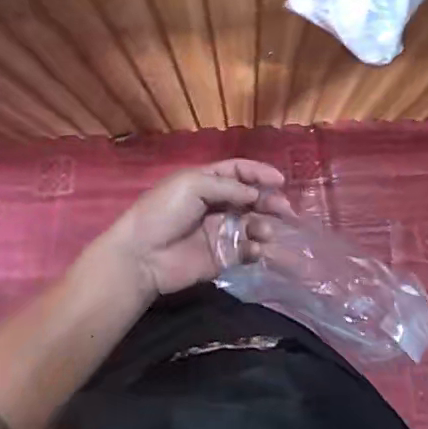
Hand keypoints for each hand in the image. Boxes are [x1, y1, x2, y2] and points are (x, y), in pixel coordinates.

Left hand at [88, 159, 296, 301]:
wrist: (142, 255)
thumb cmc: (163, 212)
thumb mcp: (193, 186)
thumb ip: (228, 187)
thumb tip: (255, 193)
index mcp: (207, 182)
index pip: (239, 171)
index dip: (260, 173)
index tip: (280, 180)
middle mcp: (216, 204)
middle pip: (251, 198)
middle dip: (269, 201)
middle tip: (285, 209)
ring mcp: (220, 231)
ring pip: (252, 224)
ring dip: (264, 225)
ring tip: (265, 231)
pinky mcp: (222, 257)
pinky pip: (246, 250)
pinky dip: (255, 248)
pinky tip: (256, 249)